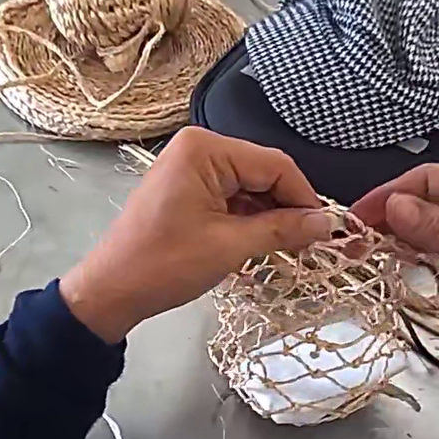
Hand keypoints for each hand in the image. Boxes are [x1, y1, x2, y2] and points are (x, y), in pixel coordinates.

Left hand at [60, 128, 336, 342]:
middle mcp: (199, 149)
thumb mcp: (230, 246)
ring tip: (288, 248)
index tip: (325, 230)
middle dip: (288, 208)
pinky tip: (263, 242)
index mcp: (205, 150)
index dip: (305, 197)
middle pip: (264, 173)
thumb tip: (326, 224)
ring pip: (251, 188)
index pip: (275, 165)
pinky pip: (232, 198)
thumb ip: (282, 230)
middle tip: (310, 243)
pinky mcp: (189, 189)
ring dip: (271, 217)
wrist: (112, 290)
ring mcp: (192, 168)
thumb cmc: (164, 264)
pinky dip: (250, 220)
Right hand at [352, 163, 438, 353]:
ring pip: (437, 215)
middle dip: (393, 213)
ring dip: (404, 229)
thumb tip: (393, 205)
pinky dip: (423, 243)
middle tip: (354, 240)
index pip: (434, 177)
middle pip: (432, 193)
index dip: (390, 195)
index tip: (355, 218)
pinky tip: (400, 253)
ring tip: (369, 248)